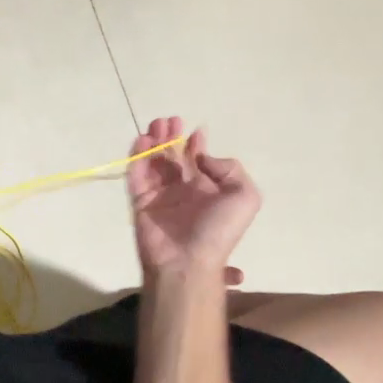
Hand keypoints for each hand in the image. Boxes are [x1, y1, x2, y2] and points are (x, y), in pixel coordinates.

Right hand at [128, 116, 259, 276]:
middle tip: (168, 121)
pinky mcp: (140, 202)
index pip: (197, 160)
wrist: (188, 261)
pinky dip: (137, 158)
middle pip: (173, 157)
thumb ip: (229, 169)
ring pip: (154, 162)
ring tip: (156, 126)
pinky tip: (142, 142)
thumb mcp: (245, 196)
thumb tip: (202, 158)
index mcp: (207, 189)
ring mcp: (159, 196)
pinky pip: (136, 176)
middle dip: (171, 137)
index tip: (193, 130)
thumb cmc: (219, 231)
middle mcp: (182, 189)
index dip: (194, 144)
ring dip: (154, 143)